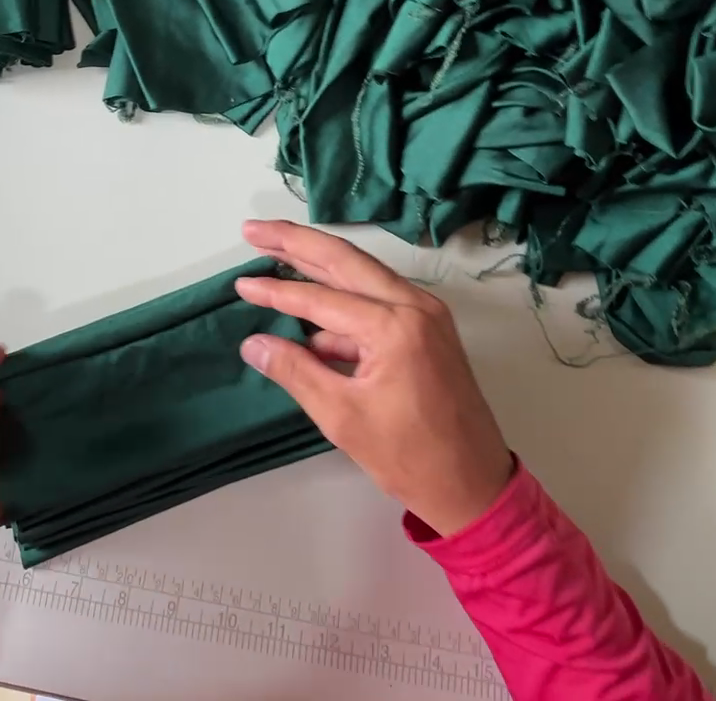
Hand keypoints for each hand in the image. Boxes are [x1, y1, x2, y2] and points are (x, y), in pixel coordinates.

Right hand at [234, 220, 514, 536]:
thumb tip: (252, 343)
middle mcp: (414, 305)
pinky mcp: (427, 326)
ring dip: (317, 261)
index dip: (275, 292)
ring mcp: (425, 312)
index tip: (241, 284)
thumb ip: (295, 372)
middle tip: (254, 230)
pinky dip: (340, 299)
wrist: (474, 485)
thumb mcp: (342, 416)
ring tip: (275, 251)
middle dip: (296, 241)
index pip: (321, 298)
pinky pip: (375, 297)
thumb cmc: (409, 456)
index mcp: (395, 327)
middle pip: (344, 259)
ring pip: (361, 272)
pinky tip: (311, 312)